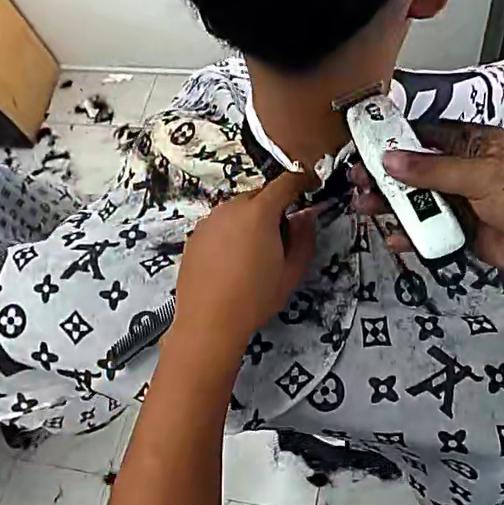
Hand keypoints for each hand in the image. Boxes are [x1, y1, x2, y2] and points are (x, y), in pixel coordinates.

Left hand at [172, 171, 319, 361]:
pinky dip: (230, 234)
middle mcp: (230, 209)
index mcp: (259, 213)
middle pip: (259, 196)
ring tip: (255, 254)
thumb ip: (303, 238)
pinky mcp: (194, 237)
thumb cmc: (254, 298)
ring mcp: (209, 221)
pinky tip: (232, 262)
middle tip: (282, 236)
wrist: (208, 322)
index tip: (309, 186)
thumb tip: (306, 217)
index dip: (300, 182)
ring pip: (237, 210)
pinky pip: (220, 225)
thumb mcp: (291, 272)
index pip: (285, 183)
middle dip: (273, 208)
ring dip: (250, 221)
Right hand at [350, 123, 503, 276]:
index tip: (370, 146)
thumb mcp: (483, 177)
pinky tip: (397, 236)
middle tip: (362, 181)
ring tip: (367, 208)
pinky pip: (429, 231)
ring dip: (394, 206)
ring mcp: (463, 202)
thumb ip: (435, 170)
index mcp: (475, 145)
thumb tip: (396, 159)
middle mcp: (466, 171)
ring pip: (420, 202)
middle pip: (417, 172)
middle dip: (388, 177)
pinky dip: (412, 234)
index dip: (398, 141)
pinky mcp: (462, 230)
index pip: (429, 137)